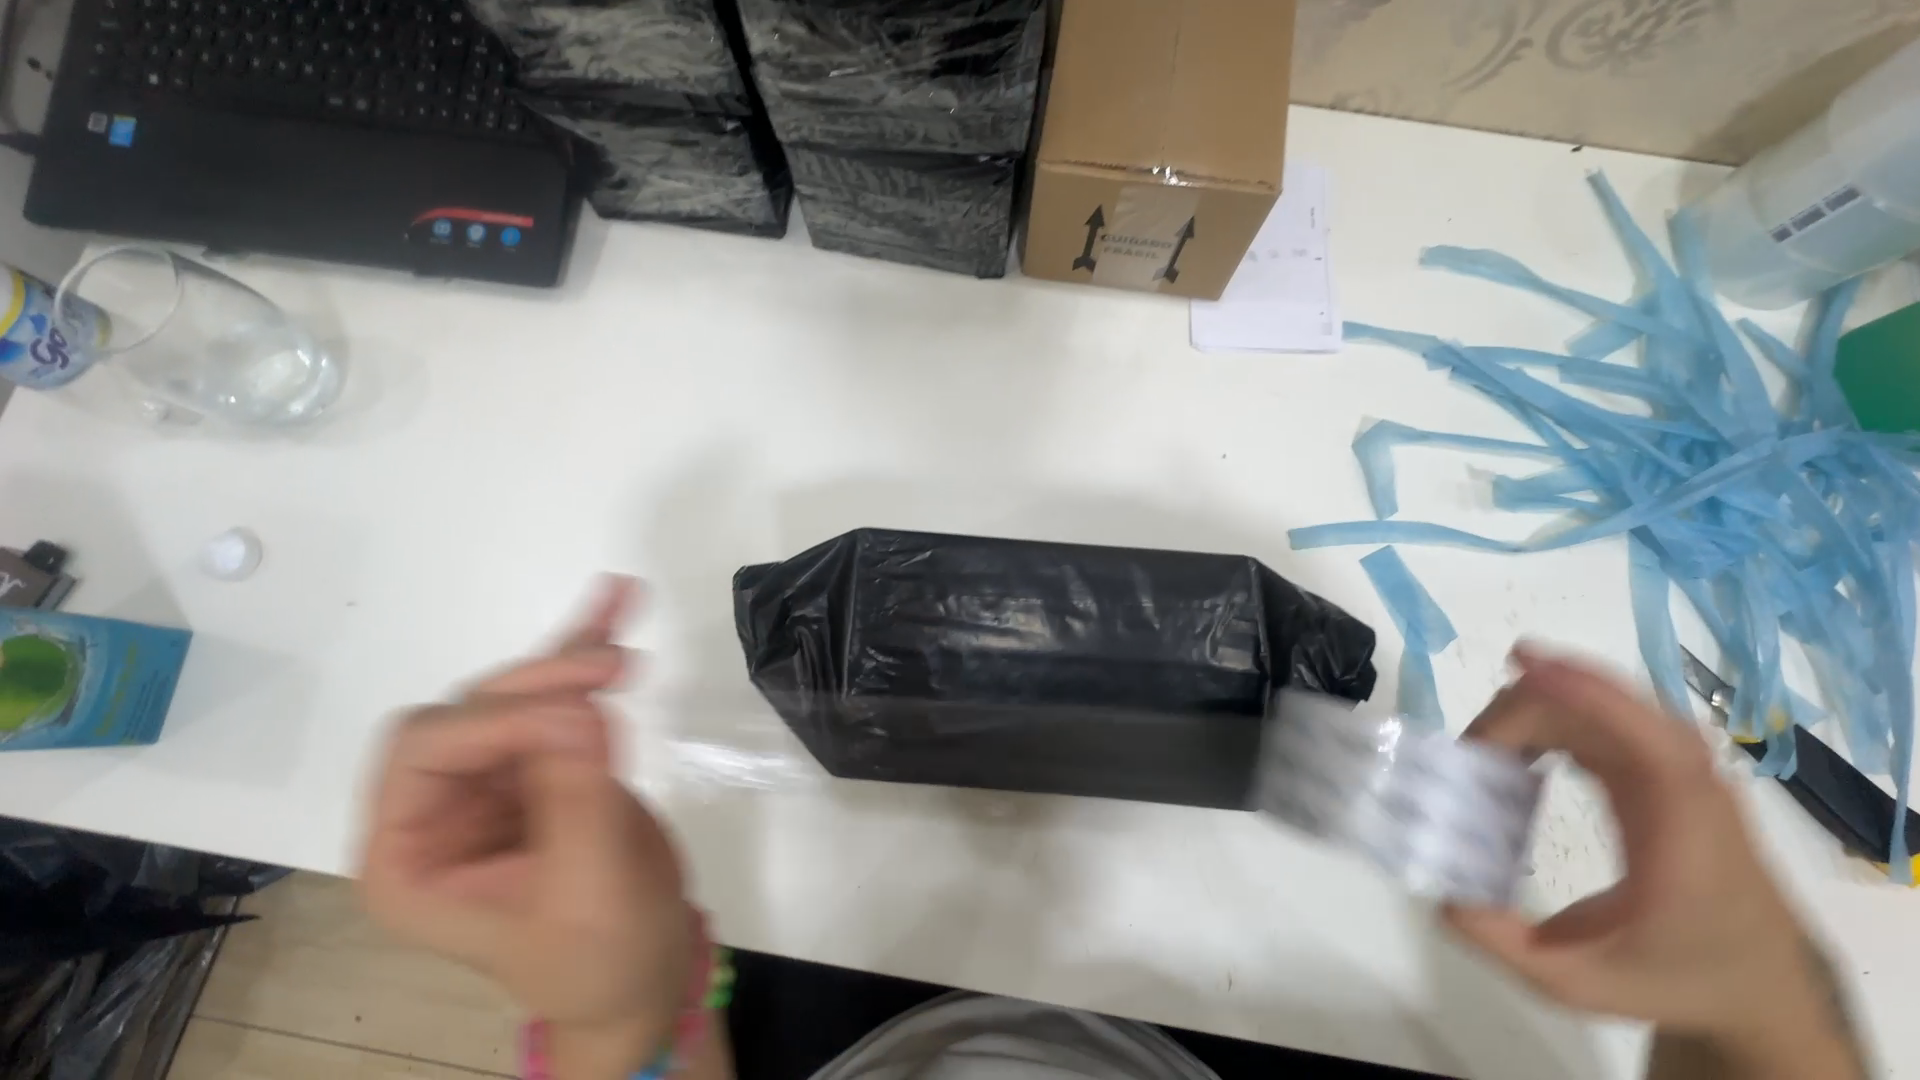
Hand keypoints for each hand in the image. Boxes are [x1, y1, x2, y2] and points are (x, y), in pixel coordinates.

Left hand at [359, 576, 694, 1078]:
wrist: (644, 971)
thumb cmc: (602, 954)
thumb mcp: (588, 890)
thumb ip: (576, 799)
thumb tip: (581, 704)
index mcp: (411, 854)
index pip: (427, 752)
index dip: (500, 721)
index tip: (588, 718)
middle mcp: (438, 807)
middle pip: (471, 709)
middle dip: (540, 683)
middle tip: (615, 668)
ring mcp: (494, 780)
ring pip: (518, 690)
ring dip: (569, 654)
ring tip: (623, 614)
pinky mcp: (546, 760)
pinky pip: (561, 694)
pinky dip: (586, 647)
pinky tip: (617, 600)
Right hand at [1444, 647, 1867, 1077]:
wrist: (1759, 986)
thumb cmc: (1672, 978)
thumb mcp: (1576, 984)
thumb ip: (1502, 942)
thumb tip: (1438, 894)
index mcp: (1685, 839)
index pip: (1654, 745)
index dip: (1593, 698)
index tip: (1524, 672)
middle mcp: (1693, 792)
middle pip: (1611, 711)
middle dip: (1528, 710)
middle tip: (1468, 754)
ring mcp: (1685, 777)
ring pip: (1609, 706)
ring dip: (1539, 708)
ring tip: (1483, 749)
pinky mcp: (1670, 773)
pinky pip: (1614, 719)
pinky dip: (1562, 711)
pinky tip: (1522, 739)